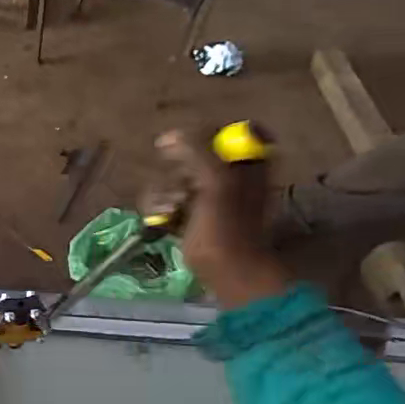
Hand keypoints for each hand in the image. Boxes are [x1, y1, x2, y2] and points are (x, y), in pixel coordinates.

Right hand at [153, 130, 288, 308]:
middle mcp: (227, 173)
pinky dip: (158, 205)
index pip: (222, 132)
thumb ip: (195, 153)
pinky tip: (163, 218)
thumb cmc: (228, 228)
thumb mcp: (215, 183)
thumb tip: (169, 136)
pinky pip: (164, 196)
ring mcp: (207, 194)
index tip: (178, 149)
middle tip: (178, 187)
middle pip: (189, 154)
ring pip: (171, 176)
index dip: (198, 136)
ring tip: (169, 208)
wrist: (229, 271)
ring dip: (162, 191)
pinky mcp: (189, 212)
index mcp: (246, 161)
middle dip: (175, 171)